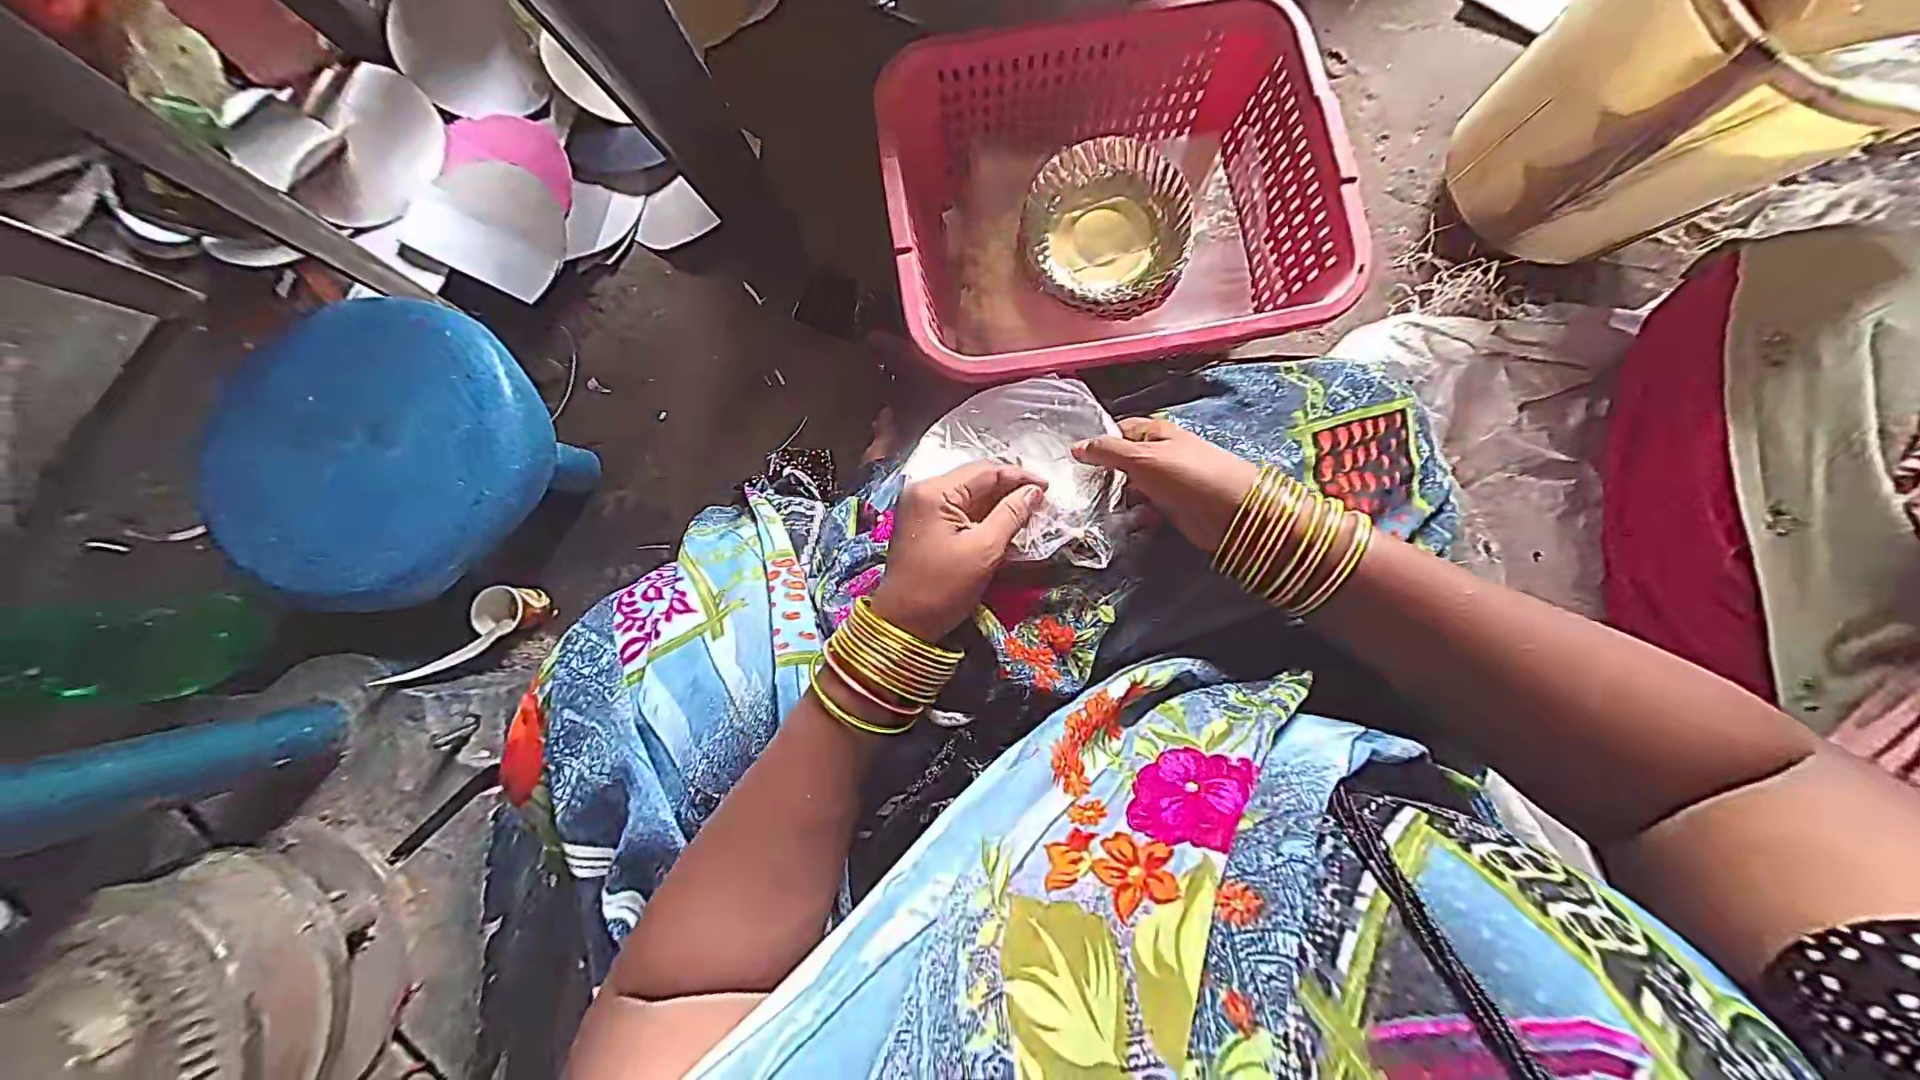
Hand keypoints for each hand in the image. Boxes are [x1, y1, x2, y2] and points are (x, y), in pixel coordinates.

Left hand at [869, 463, 1047, 640]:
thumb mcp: (984, 550)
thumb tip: (1034, 491)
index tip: (1048, 487)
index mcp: (935, 492)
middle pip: (975, 478)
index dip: (1020, 477)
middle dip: (1010, 487)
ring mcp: (920, 505)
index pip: (985, 471)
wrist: (903, 623)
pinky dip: (982, 513)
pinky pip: (959, 508)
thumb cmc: (943, 588)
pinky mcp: (923, 522)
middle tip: (1041, 499)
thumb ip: (1011, 515)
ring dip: (998, 500)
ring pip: (968, 493)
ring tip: (1028, 509)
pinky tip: (1003, 520)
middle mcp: (924, 490)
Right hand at [1072, 417, 1257, 554]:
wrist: (1231, 510)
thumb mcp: (1141, 457)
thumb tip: (1076, 447)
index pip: (1117, 431)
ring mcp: (1164, 481)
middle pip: (1121, 462)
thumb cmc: (1186, 475)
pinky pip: (1142, 509)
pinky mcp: (1169, 506)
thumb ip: (1107, 451)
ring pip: (1129, 488)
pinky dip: (1133, 516)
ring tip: (1097, 511)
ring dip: (1116, 500)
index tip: (1074, 462)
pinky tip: (1123, 523)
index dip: (1097, 444)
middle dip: (1103, 476)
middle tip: (1081, 491)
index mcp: (1154, 433)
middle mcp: (1158, 454)